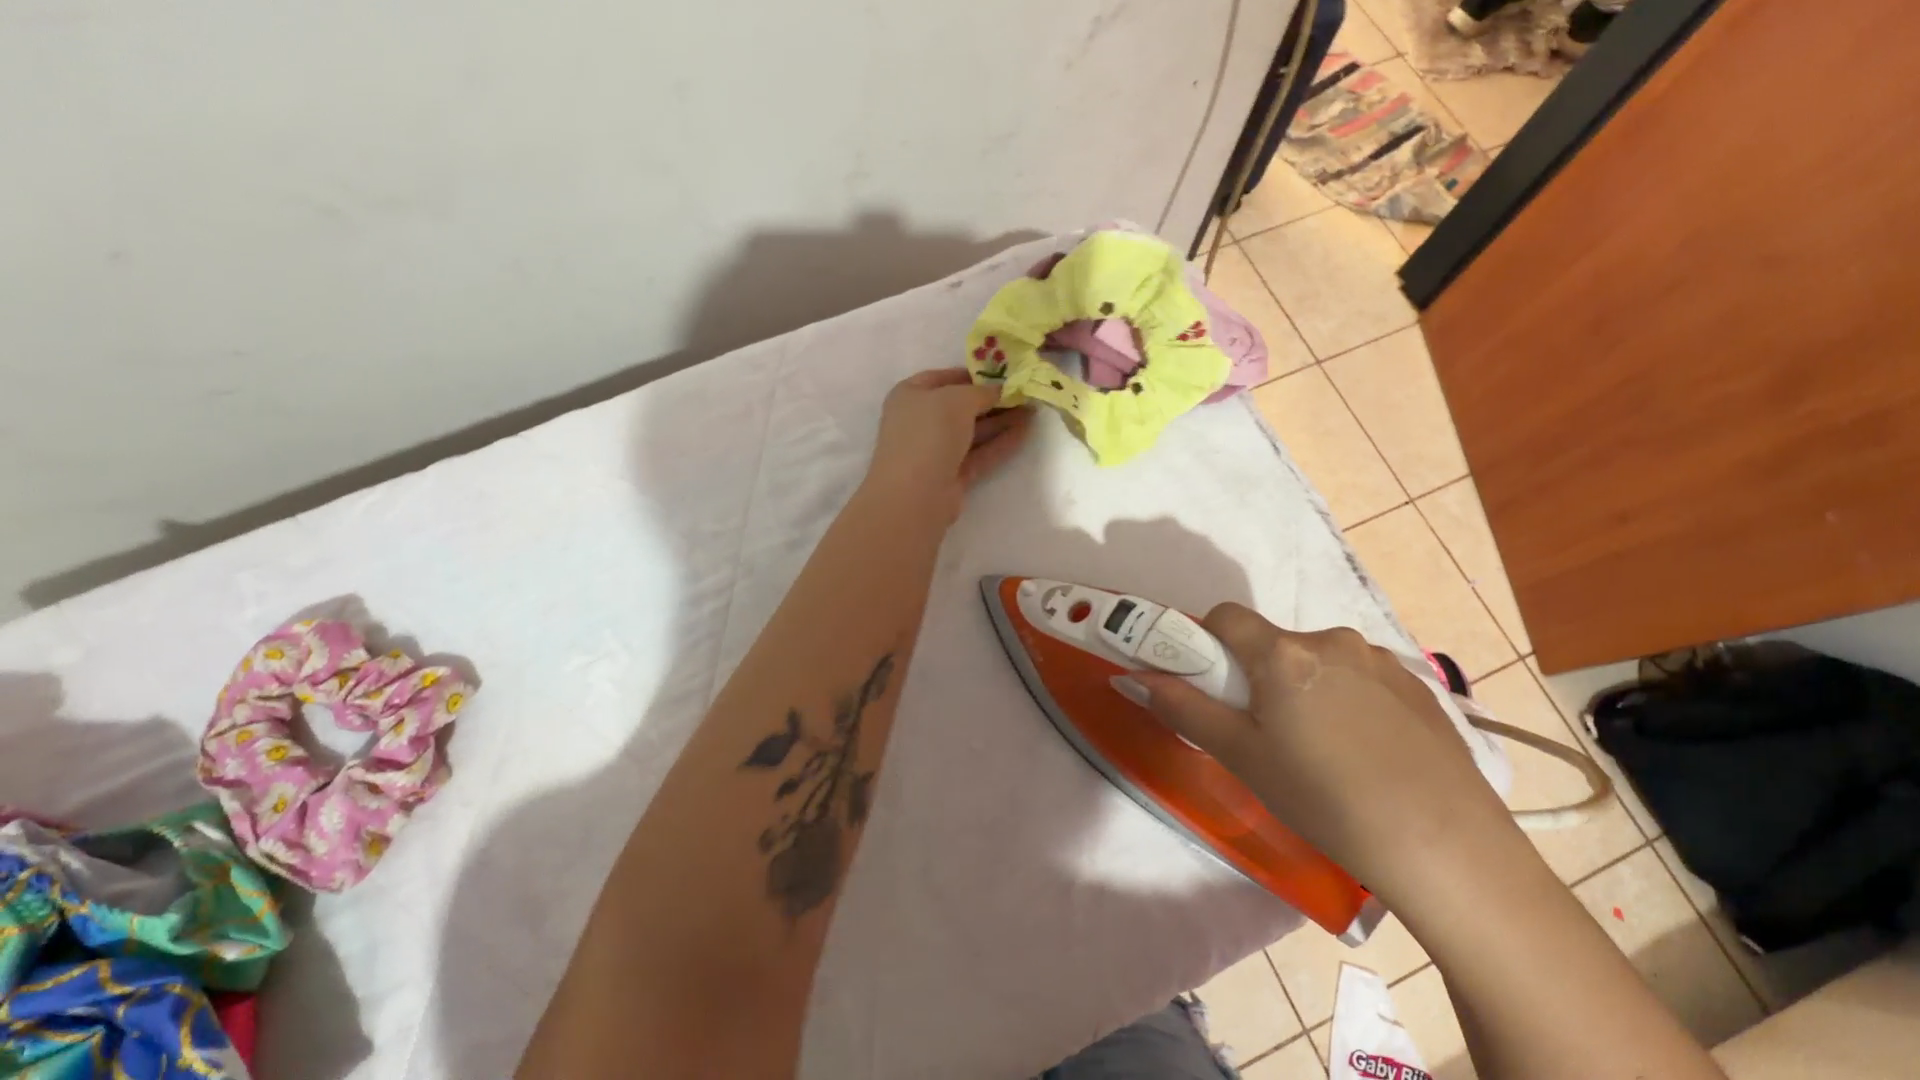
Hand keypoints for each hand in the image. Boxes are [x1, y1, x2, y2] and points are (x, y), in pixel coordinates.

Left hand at [863, 368, 1032, 522]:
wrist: (914, 494)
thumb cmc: (929, 433)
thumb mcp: (958, 399)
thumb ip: (982, 392)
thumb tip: (1000, 390)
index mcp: (910, 395)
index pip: (945, 378)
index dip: (974, 374)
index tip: (1004, 373)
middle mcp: (920, 421)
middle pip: (961, 406)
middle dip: (993, 399)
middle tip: (1025, 392)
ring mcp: (935, 450)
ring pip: (973, 431)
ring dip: (1001, 420)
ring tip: (1033, 409)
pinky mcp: (952, 475)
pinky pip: (979, 453)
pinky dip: (1000, 442)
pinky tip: (1026, 431)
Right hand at [1127, 605, 1517, 902]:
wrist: (1443, 842)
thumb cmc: (1323, 799)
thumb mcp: (1242, 757)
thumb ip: (1185, 708)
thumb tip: (1133, 676)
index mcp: (1284, 652)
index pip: (1225, 617)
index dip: (1206, 644)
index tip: (1211, 687)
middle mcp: (1333, 640)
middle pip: (1274, 642)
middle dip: (1258, 675)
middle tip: (1264, 735)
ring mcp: (1381, 661)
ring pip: (1319, 662)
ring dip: (1304, 688)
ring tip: (1320, 752)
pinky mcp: (1418, 687)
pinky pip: (1361, 680)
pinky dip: (1346, 702)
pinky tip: (1363, 755)